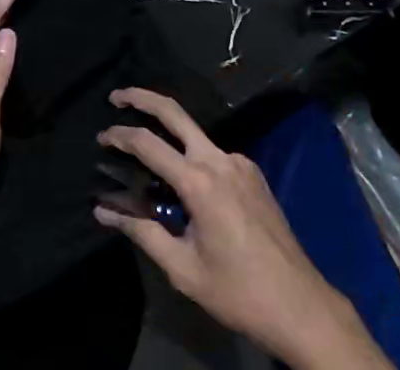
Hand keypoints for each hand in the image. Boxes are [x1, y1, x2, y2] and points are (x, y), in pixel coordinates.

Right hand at [94, 88, 392, 369]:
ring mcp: (241, 164)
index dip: (121, 136)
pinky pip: (215, 157)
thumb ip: (143, 232)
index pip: (150, 145)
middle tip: (117, 96)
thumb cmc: (236, 290)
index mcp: (201, 183)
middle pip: (177, 114)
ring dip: (169, 136)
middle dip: (145, 99)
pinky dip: (192, 160)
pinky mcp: (253, 174)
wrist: (298, 302)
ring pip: (197, 137)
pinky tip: (183, 185)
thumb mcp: (182, 268)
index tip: (101, 136)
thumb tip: (104, 211)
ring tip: (145, 154)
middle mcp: (222, 161)